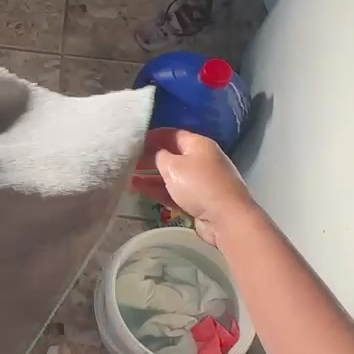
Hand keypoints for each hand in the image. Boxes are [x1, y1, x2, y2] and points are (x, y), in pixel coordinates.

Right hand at [130, 128, 260, 238]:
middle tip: (126, 159)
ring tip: (126, 175)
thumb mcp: (173, 166)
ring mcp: (200, 182)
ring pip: (170, 175)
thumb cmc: (199, 185)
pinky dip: (157, 189)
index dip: (150, 136)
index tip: (131, 141)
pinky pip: (173, 191)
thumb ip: (158, 156)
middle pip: (170, 155)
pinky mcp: (197, 200)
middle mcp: (201, 160)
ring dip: (150, 175)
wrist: (227, 219)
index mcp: (198, 144)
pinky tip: (137, 188)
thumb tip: (155, 154)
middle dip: (148, 157)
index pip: (171, 134)